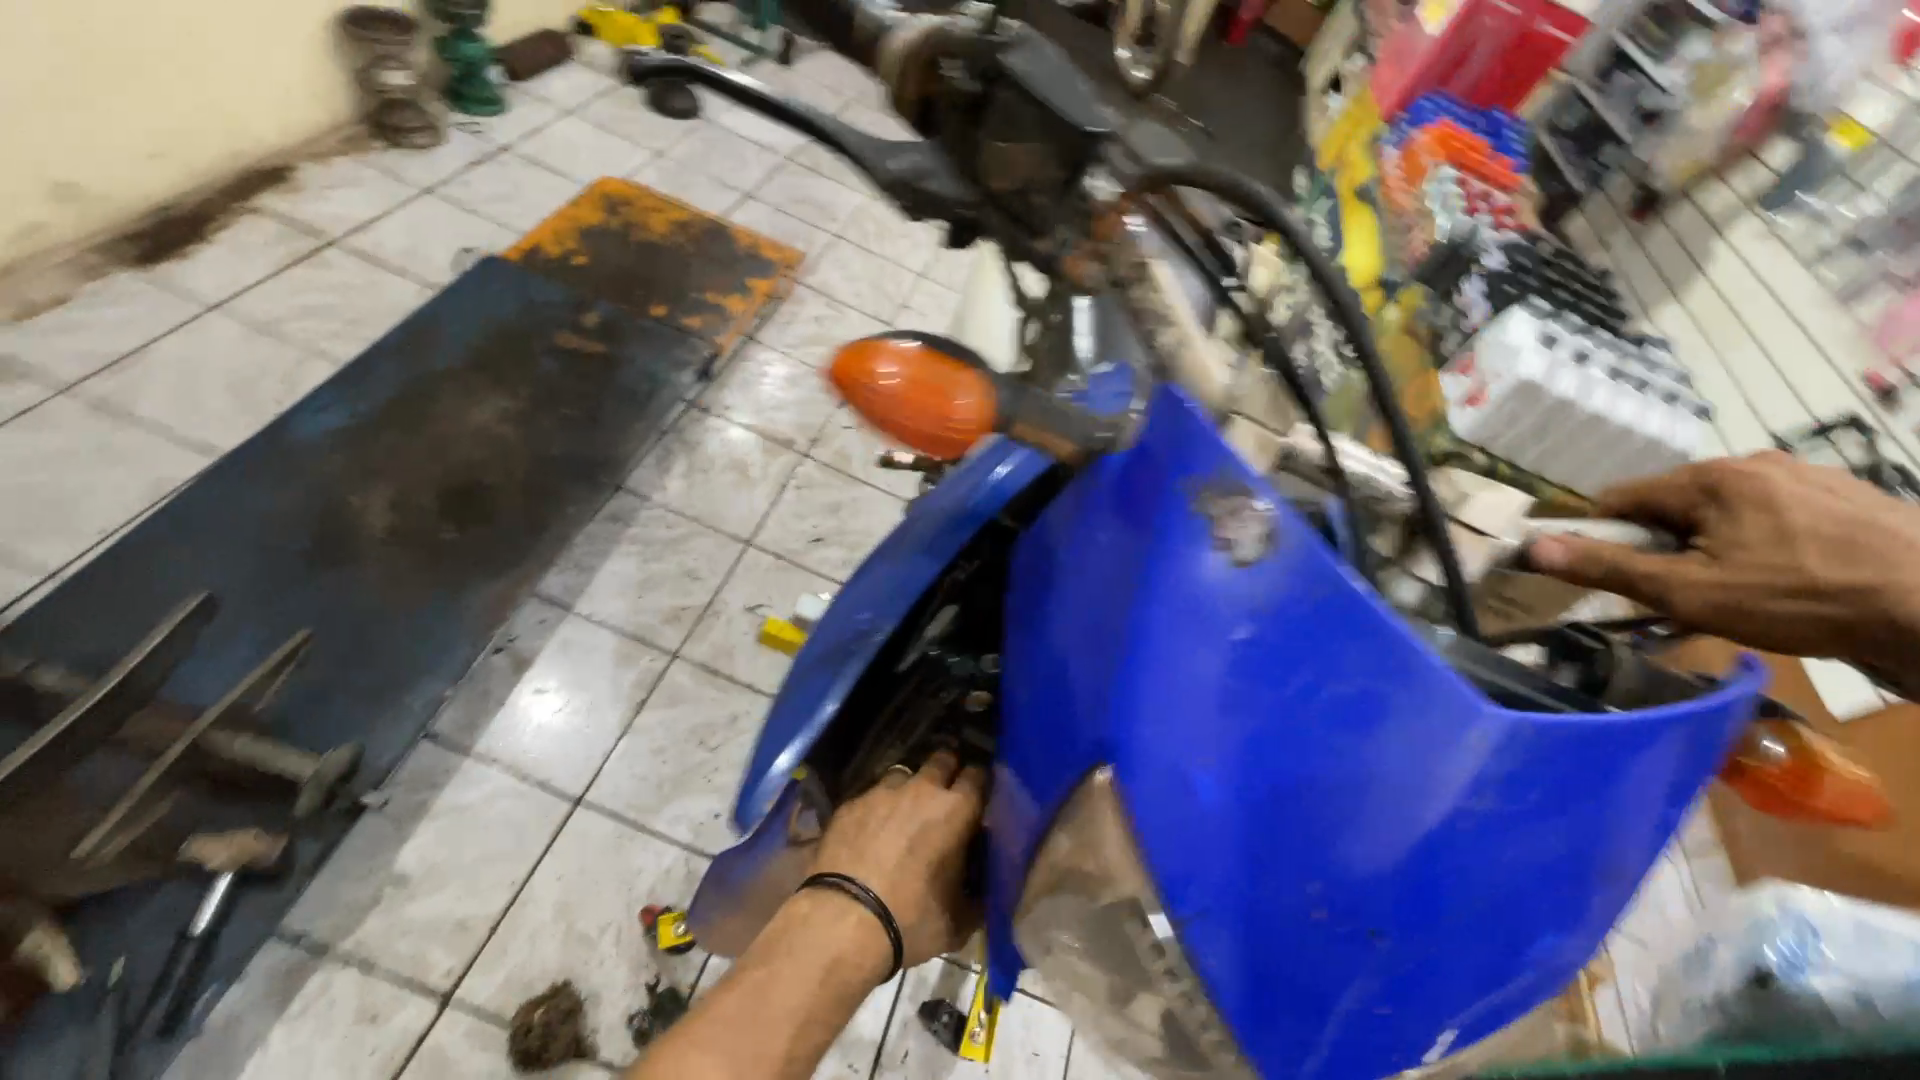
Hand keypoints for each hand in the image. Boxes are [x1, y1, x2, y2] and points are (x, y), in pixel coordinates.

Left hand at [808, 751, 986, 970]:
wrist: (843, 922)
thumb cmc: (912, 920)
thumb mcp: (960, 920)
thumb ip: (977, 896)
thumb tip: (982, 891)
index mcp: (957, 810)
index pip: (979, 775)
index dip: (981, 783)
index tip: (980, 798)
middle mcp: (922, 790)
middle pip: (942, 760)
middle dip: (947, 772)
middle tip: (946, 796)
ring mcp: (881, 793)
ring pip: (904, 774)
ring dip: (910, 788)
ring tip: (906, 812)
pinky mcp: (850, 804)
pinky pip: (872, 795)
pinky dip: (878, 808)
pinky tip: (872, 830)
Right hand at [1527, 451, 1919, 671]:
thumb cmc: (1801, 599)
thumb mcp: (1688, 591)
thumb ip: (1608, 566)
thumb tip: (1533, 547)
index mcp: (1709, 478)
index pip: (1620, 498)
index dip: (1603, 537)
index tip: (1615, 576)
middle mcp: (1754, 463)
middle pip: (1673, 504)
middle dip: (1662, 545)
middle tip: (1680, 595)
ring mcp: (1808, 477)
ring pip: (1725, 511)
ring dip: (1711, 545)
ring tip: (1735, 593)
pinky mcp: (1849, 498)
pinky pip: (1775, 516)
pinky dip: (1761, 543)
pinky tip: (1786, 580)